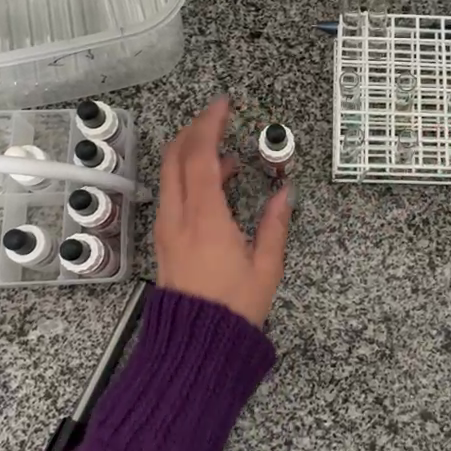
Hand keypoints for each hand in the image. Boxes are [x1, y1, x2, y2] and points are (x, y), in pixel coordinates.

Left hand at [153, 98, 293, 325]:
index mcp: (205, 218)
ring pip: (169, 173)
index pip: (199, 156)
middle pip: (175, 156)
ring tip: (226, 151)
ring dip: (191, 151)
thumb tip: (285, 193)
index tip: (224, 105)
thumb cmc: (234, 308)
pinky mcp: (165, 239)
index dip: (210, 124)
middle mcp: (178, 216)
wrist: (195, 345)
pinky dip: (189, 174)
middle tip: (219, 118)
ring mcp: (167, 228)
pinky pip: (172, 192)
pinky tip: (216, 182)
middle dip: (195, 129)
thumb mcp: (266, 267)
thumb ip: (275, 225)